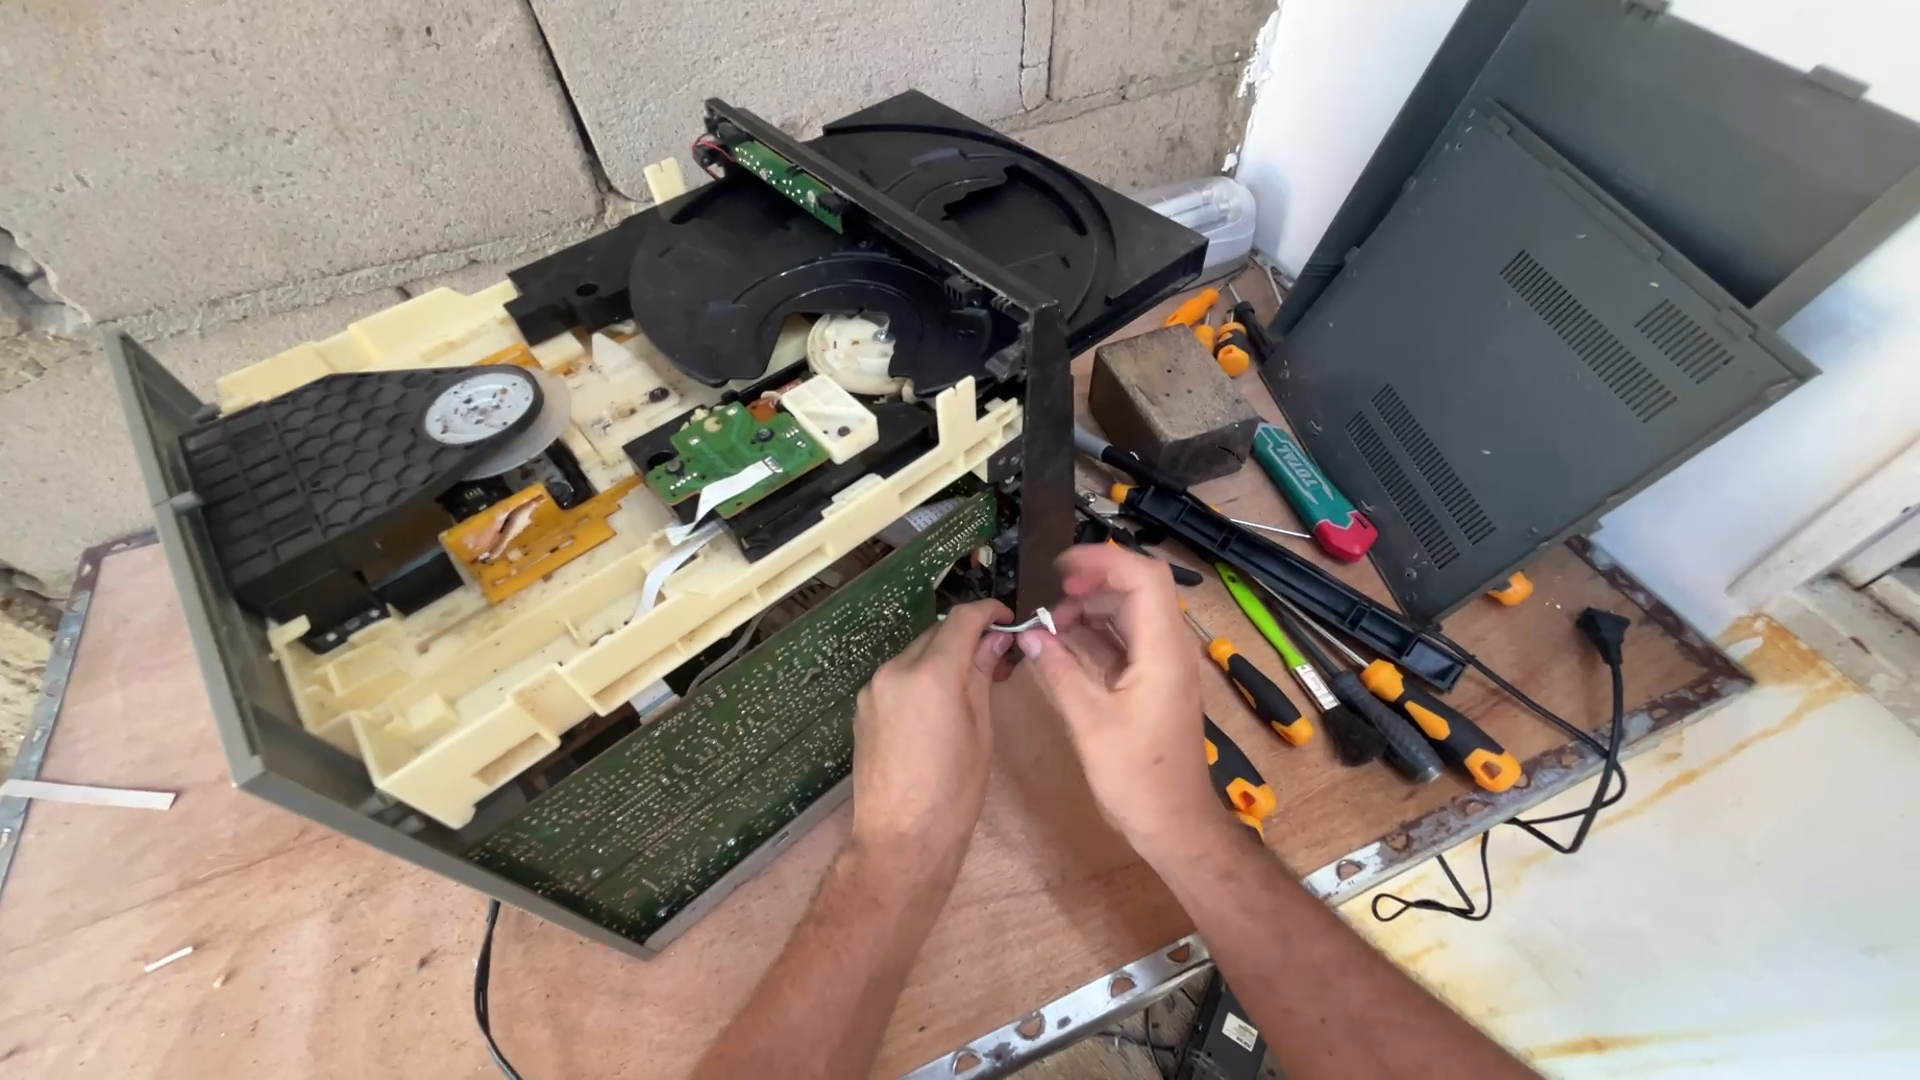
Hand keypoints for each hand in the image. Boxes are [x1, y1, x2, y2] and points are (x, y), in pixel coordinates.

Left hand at [850, 599, 1014, 863]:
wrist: (900, 839)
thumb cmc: (954, 791)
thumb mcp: (980, 729)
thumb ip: (982, 674)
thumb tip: (994, 640)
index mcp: (931, 674)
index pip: (962, 619)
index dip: (988, 611)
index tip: (1007, 619)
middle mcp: (896, 670)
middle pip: (936, 633)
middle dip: (966, 636)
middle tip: (994, 656)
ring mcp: (873, 688)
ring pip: (915, 653)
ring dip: (942, 656)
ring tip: (967, 684)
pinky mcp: (863, 707)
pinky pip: (898, 676)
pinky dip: (920, 676)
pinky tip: (936, 705)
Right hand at [1014, 545, 1223, 857]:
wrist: (1173, 822)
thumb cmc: (1136, 776)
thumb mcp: (1089, 721)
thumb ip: (1058, 670)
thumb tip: (1029, 634)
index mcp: (1162, 650)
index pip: (1143, 578)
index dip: (1103, 561)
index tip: (1060, 568)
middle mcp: (1169, 648)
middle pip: (1138, 589)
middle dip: (1093, 581)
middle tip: (1052, 594)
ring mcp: (1162, 665)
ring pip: (1130, 613)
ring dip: (1092, 608)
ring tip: (1053, 621)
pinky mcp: (1153, 681)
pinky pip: (1126, 640)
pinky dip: (1096, 634)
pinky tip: (1064, 643)